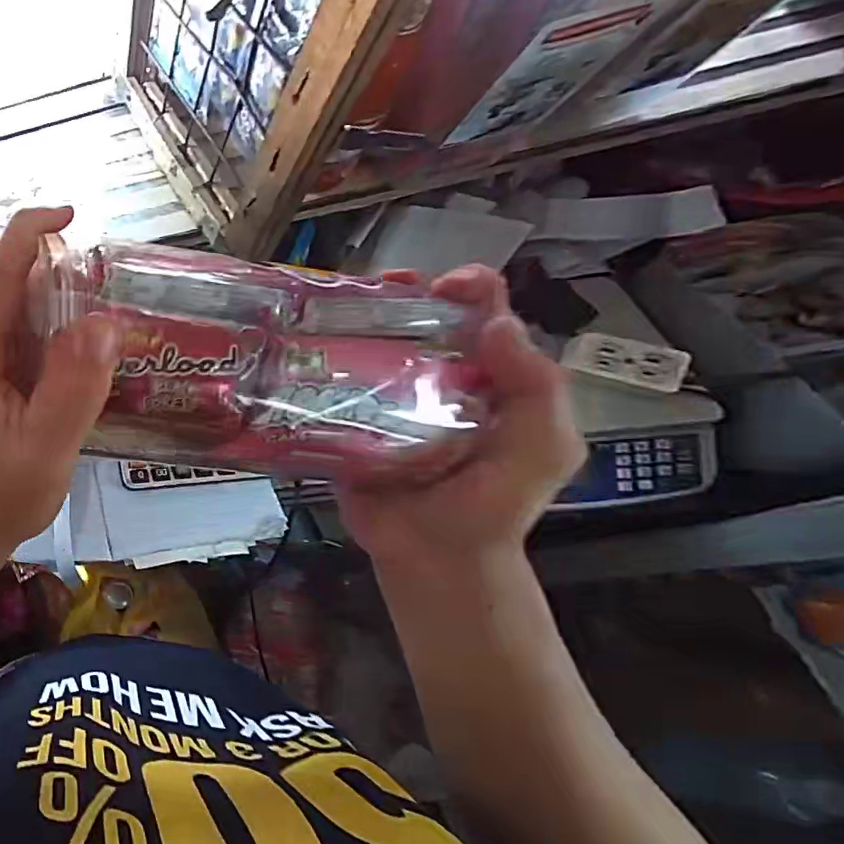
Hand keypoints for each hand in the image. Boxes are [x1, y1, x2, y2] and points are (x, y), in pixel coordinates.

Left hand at [0, 207, 119, 561]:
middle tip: (74, 243)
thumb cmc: (9, 493)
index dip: (29, 234)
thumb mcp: (51, 445)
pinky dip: (13, 300)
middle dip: (24, 247)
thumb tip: (103, 322)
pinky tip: (43, 312)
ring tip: (63, 268)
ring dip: (17, 270)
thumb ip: (76, 384)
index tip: (68, 214)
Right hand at [336, 264, 584, 567]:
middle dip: (401, 294)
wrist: (433, 558)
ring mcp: (387, 399)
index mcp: (488, 377)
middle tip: (377, 288)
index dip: (469, 287)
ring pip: (372, 346)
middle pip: (420, 320)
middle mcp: (436, 378)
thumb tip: (496, 324)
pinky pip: (333, 386)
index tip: (441, 286)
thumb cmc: (493, 505)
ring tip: (332, 310)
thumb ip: (536, 390)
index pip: (484, 315)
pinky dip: (318, 364)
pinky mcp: (347, 421)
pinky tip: (302, 350)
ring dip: (354, 320)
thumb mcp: (542, 448)